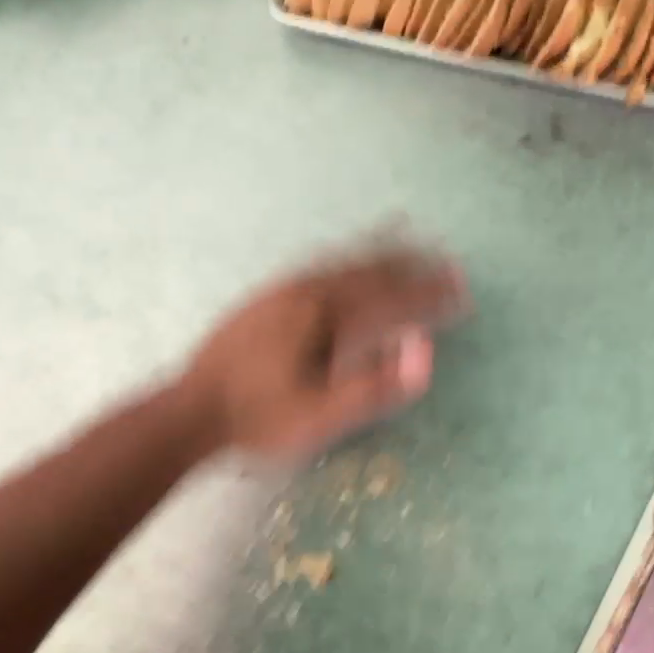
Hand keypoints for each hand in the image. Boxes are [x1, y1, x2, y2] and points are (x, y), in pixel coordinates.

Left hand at [181, 246, 468, 456]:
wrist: (191, 410)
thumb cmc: (260, 419)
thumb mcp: (322, 416)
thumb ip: (375, 385)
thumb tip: (425, 352)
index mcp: (327, 317)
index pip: (393, 299)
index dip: (431, 296)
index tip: (462, 292)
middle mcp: (309, 291)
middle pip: (373, 269)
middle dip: (415, 265)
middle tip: (448, 259)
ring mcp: (285, 289)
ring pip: (345, 259)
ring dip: (383, 249)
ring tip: (409, 234)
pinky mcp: (269, 295)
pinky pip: (321, 261)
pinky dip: (348, 253)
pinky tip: (349, 257)